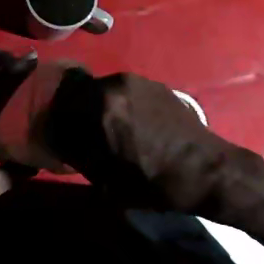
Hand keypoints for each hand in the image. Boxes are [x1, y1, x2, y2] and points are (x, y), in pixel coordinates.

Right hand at [43, 69, 239, 211]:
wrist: (208, 172)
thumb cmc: (154, 182)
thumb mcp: (106, 179)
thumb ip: (80, 157)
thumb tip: (65, 147)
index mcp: (99, 106)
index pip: (60, 109)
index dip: (55, 126)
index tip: (58, 141)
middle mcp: (115, 84)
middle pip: (80, 96)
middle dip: (76, 115)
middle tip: (80, 136)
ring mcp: (138, 82)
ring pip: (104, 93)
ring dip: (99, 110)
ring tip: (107, 134)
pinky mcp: (157, 86)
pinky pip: (126, 94)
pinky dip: (120, 108)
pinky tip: (130, 129)